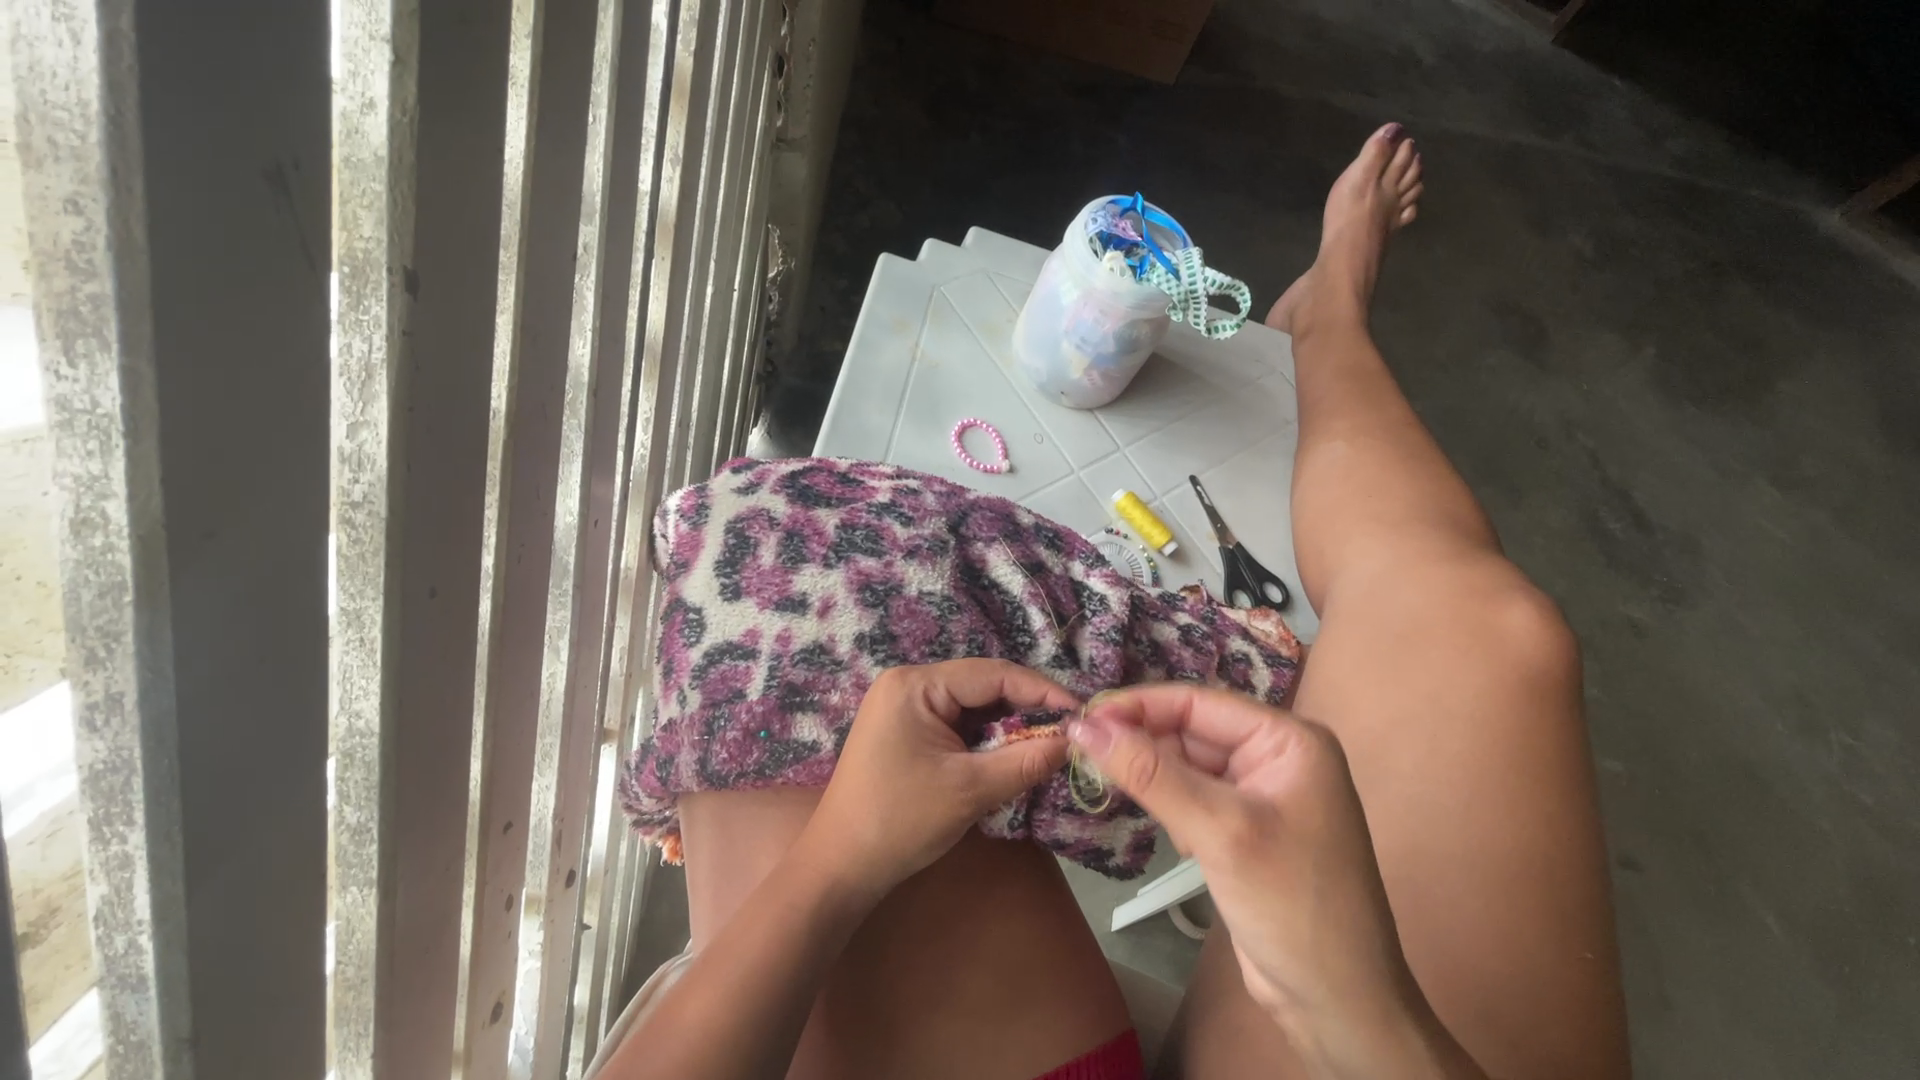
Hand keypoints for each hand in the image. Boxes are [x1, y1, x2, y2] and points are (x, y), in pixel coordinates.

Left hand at [804, 659, 1075, 899]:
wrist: (841, 867)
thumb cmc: (901, 822)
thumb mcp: (971, 790)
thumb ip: (1025, 760)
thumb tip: (1073, 741)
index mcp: (916, 685)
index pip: (992, 674)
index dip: (1040, 691)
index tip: (1080, 712)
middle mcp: (907, 684)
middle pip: (982, 686)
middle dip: (1025, 709)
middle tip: (1068, 732)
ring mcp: (902, 706)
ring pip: (972, 706)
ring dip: (1006, 726)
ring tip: (1046, 744)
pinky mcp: (904, 730)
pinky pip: (955, 722)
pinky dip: (984, 738)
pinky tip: (1009, 754)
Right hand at [1070, 686, 1481, 1077]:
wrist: (1338, 1003)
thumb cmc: (1290, 904)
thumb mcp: (1217, 830)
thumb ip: (1150, 772)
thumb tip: (1083, 727)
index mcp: (1288, 740)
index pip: (1198, 703)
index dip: (1138, 707)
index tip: (1081, 719)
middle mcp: (1277, 757)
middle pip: (1191, 732)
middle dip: (1141, 743)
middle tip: (1082, 755)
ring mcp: (1263, 796)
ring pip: (1188, 766)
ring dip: (1152, 776)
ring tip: (1106, 785)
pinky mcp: (1247, 831)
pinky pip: (1195, 799)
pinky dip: (1169, 806)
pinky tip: (1163, 831)